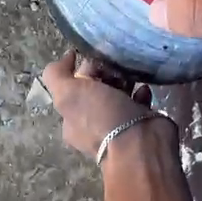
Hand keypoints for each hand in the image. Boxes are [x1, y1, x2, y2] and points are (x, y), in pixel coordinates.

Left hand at [41, 50, 171, 161]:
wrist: (139, 144)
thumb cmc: (102, 117)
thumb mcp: (69, 95)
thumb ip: (57, 75)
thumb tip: (67, 56)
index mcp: (73, 119)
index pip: (76, 86)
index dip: (85, 69)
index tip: (98, 58)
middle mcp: (93, 123)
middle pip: (98, 87)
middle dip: (107, 72)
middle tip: (118, 62)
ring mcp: (118, 124)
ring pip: (119, 92)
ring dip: (126, 78)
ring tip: (133, 69)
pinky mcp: (140, 122)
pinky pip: (139, 100)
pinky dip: (141, 91)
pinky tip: (144, 87)